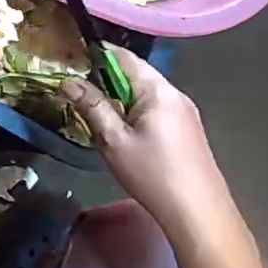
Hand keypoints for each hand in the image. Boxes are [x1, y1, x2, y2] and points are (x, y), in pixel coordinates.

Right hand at [61, 47, 249, 255]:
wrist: (199, 214)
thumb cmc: (153, 174)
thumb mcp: (114, 140)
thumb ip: (91, 106)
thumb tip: (68, 81)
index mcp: (158, 90)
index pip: (123, 56)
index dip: (96, 54)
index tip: (71, 59)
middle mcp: (175, 93)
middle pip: (135, 73)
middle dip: (105, 77)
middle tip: (76, 89)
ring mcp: (185, 112)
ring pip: (144, 92)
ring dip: (119, 95)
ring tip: (94, 110)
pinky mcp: (187, 129)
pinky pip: (155, 107)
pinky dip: (134, 109)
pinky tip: (122, 129)